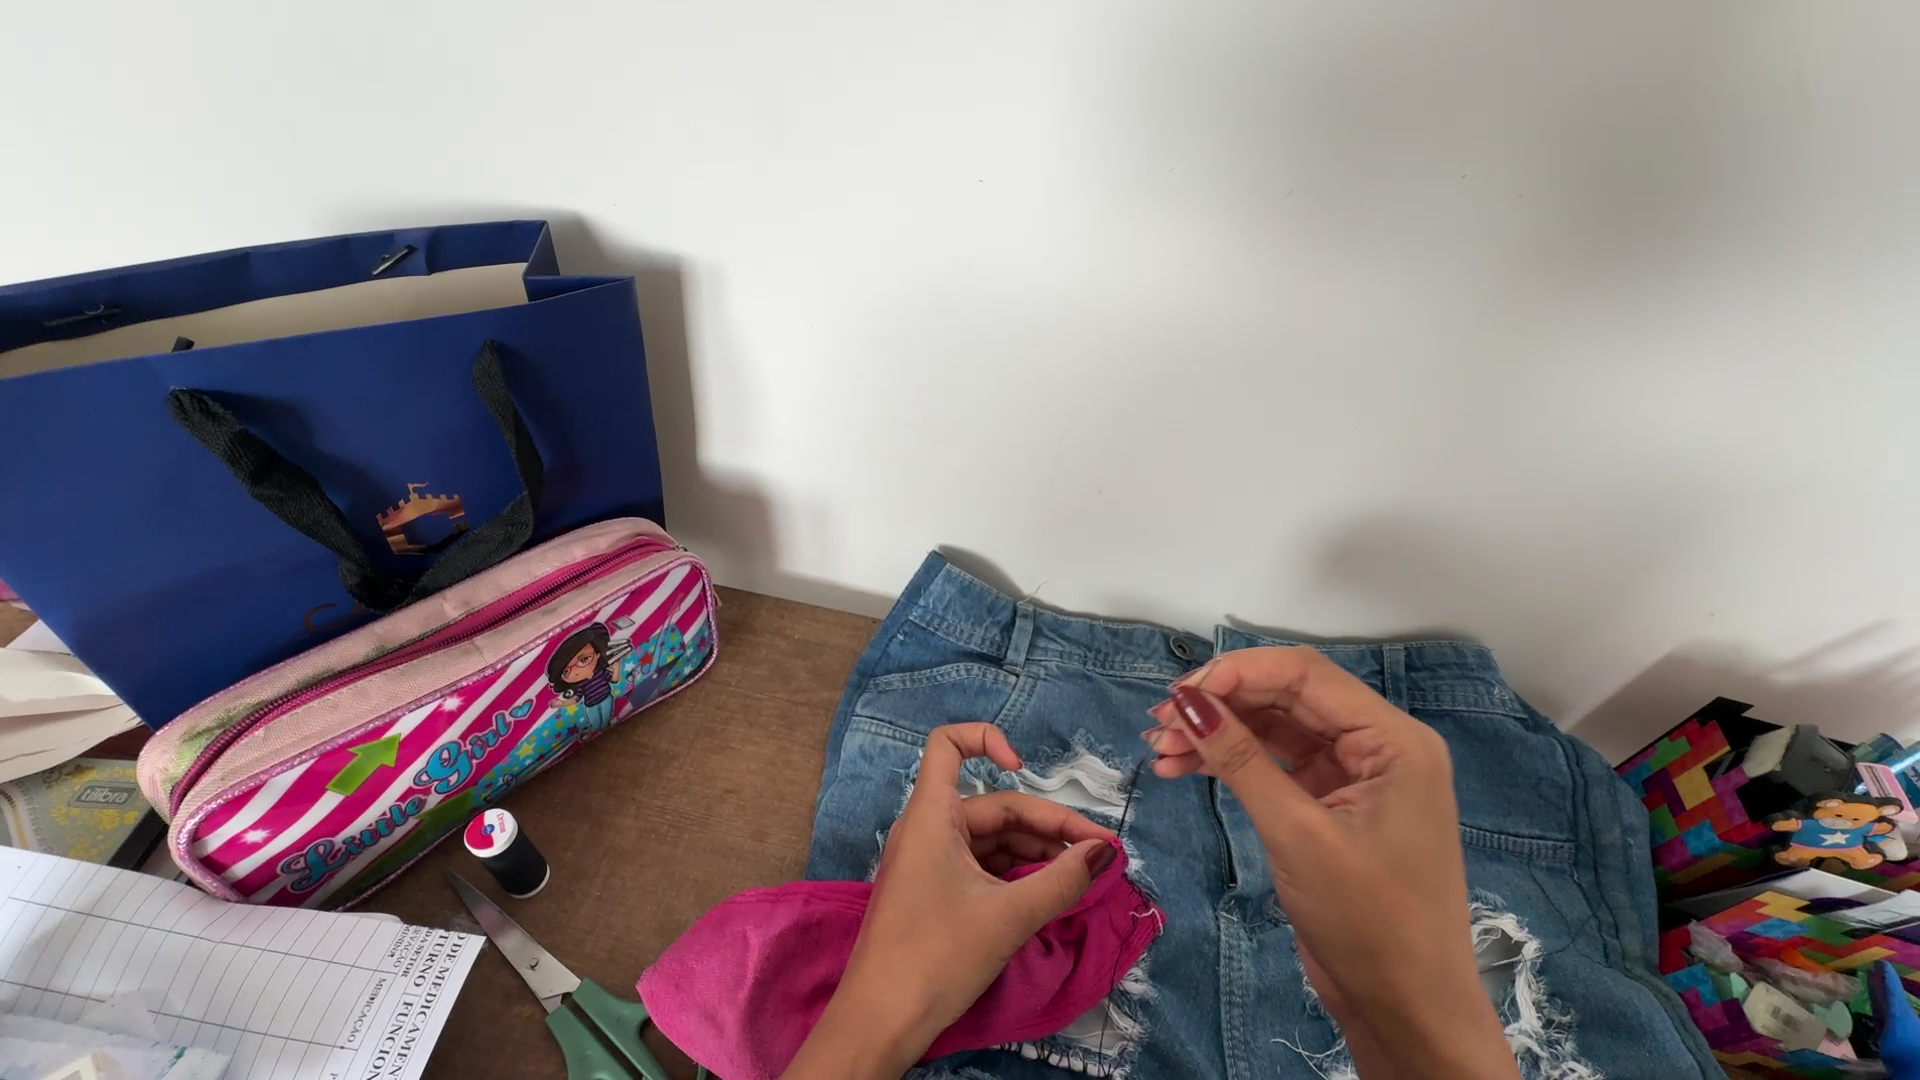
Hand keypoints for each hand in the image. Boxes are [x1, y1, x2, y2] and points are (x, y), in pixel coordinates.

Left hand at [782, 723, 1116, 1078]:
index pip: (948, 744)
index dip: (986, 740)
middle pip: (994, 803)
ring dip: (1038, 850)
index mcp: (932, 815)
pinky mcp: (937, 890)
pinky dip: (1018, 872)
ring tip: (1085, 872)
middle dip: (1048, 823)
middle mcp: (929, 827)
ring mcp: (932, 860)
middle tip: (1100, 851)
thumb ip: (1061, 880)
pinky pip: (984, 864)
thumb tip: (1104, 852)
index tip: (1024, 767)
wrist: (880, 1024)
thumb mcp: (1008, 917)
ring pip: (993, 837)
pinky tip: (1052, 888)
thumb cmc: (936, 957)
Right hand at [1147, 647, 1518, 1079]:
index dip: (1236, 673)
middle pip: (1285, 695)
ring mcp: (1353, 771)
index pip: (1305, 674)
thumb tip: (1185, 701)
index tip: (1177, 696)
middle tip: (1159, 726)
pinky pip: (1272, 760)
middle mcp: (1376, 743)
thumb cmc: (1368, 922)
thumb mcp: (1297, 833)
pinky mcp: (1330, 799)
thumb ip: (1240, 758)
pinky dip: (1228, 761)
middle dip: (1219, 704)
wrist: (1406, 1012)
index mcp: (1393, 740)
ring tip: (1160, 750)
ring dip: (1216, 732)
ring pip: (1272, 726)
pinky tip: (1183, 767)